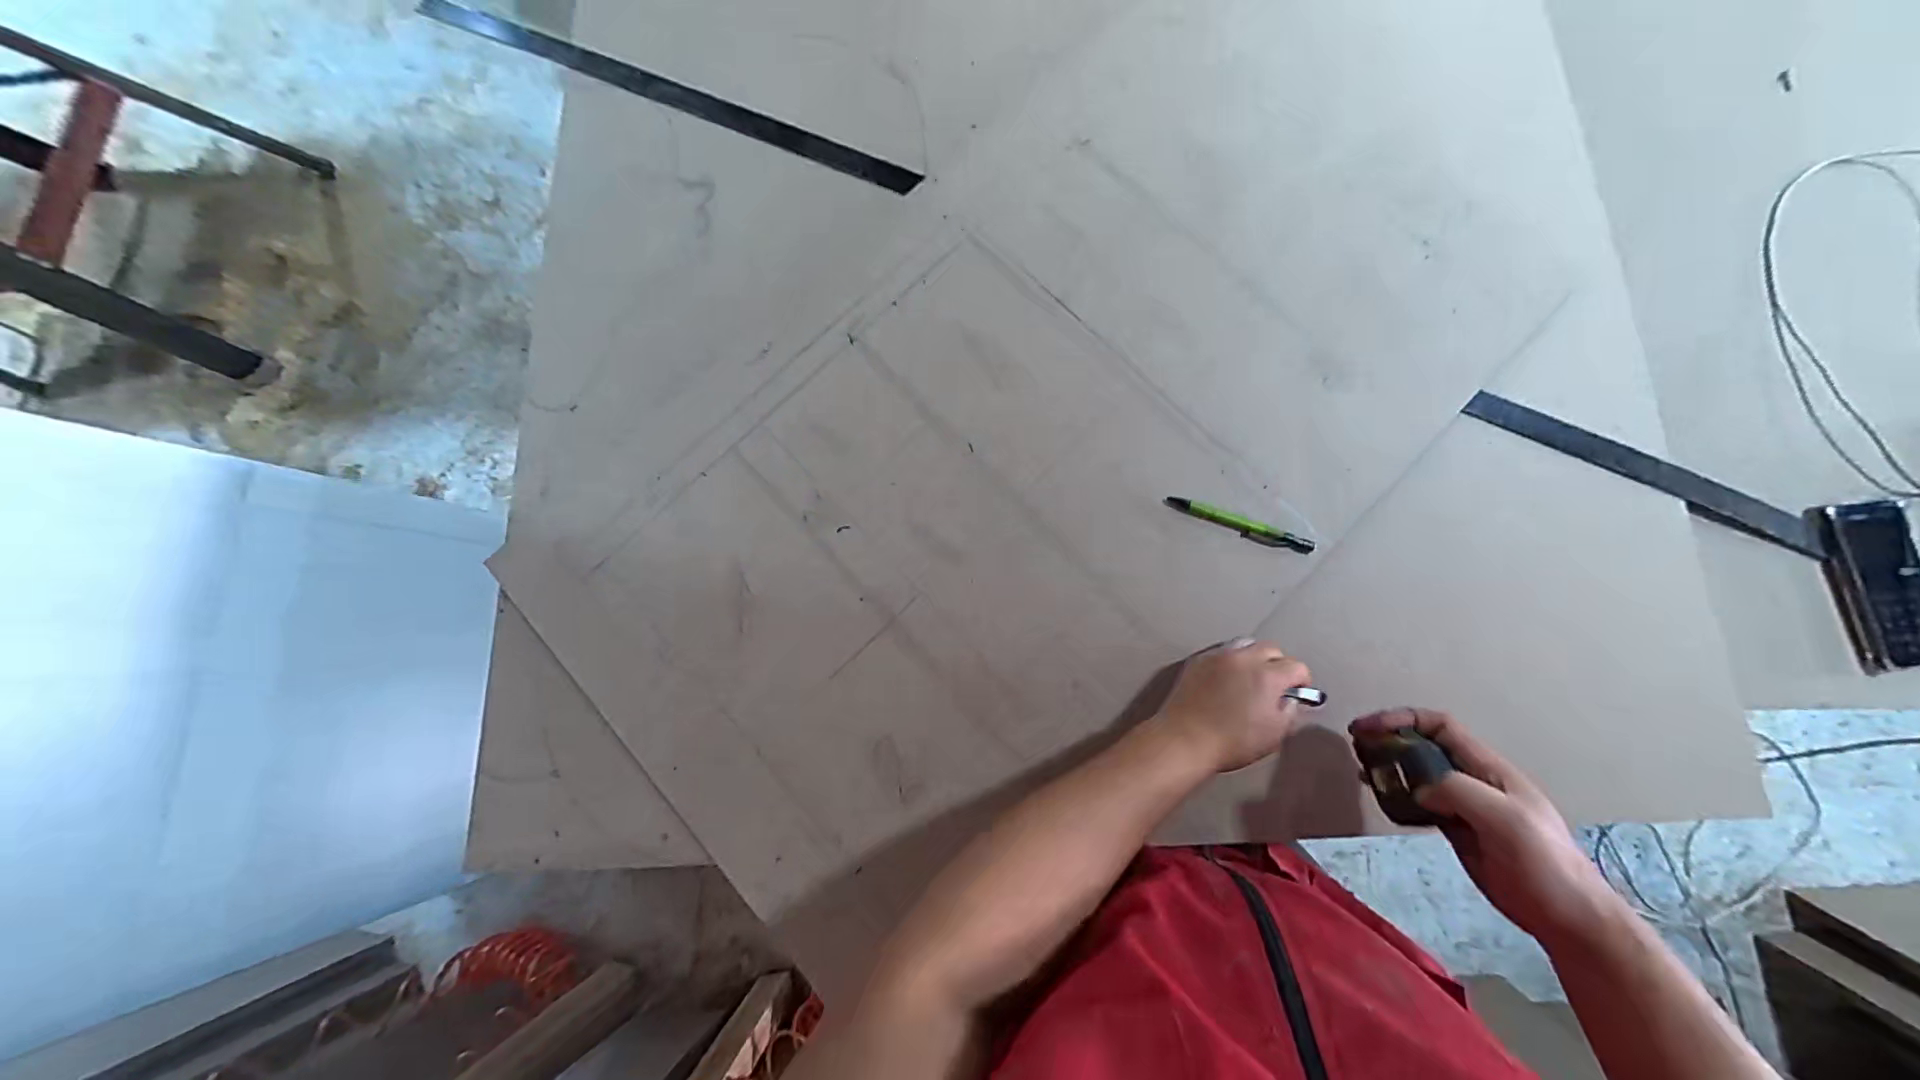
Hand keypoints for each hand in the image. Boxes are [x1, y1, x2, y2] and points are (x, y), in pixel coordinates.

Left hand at [1155, 639, 1312, 771]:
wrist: (1185, 738)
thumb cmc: (1231, 741)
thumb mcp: (1274, 733)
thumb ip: (1291, 712)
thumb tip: (1292, 701)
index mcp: (1267, 675)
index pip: (1296, 666)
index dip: (1302, 681)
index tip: (1298, 692)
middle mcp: (1243, 659)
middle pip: (1271, 649)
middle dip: (1279, 664)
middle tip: (1277, 684)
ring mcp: (1218, 657)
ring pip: (1245, 645)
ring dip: (1254, 658)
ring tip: (1252, 678)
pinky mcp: (1198, 661)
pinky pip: (1222, 652)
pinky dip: (1230, 661)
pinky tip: (1228, 678)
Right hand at [1350, 707, 1617, 945]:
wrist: (1570, 918)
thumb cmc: (1544, 864)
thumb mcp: (1505, 818)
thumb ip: (1459, 791)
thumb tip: (1419, 787)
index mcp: (1489, 769)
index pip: (1440, 726)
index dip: (1403, 718)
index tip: (1370, 727)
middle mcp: (1474, 780)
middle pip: (1425, 745)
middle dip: (1390, 737)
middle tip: (1357, 744)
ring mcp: (1465, 806)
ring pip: (1418, 772)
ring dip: (1389, 764)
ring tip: (1361, 767)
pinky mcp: (1457, 829)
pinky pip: (1419, 801)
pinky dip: (1396, 793)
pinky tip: (1381, 797)